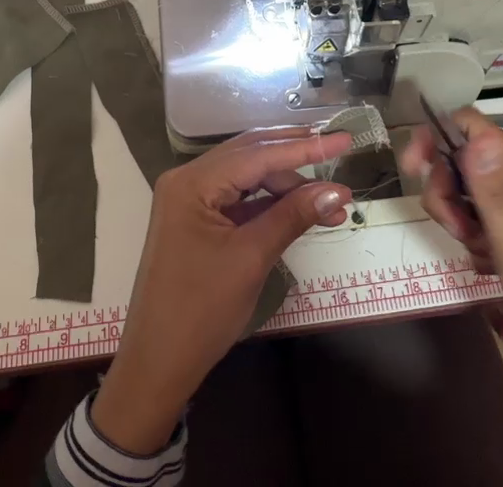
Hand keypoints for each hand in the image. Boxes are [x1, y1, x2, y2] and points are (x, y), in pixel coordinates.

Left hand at [93, 126, 353, 453]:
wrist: (158, 363)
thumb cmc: (201, 309)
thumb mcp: (252, 258)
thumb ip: (293, 216)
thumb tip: (337, 190)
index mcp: (192, 182)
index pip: (257, 153)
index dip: (304, 147)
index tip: (344, 139)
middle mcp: (187, 181)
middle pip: (250, 156)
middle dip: (296, 158)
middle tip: (339, 155)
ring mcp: (189, 200)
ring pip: (247, 177)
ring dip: (288, 186)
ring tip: (331, 203)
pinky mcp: (196, 220)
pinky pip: (239, 199)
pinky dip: (270, 203)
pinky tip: (302, 211)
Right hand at [399, 109, 502, 485]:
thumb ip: (492, 188)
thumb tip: (474, 136)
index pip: (470, 125)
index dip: (434, 136)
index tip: (412, 169)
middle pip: (460, 159)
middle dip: (444, 190)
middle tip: (457, 229)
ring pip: (466, 192)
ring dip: (458, 219)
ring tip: (478, 251)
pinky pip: (478, 221)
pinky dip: (473, 240)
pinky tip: (487, 265)